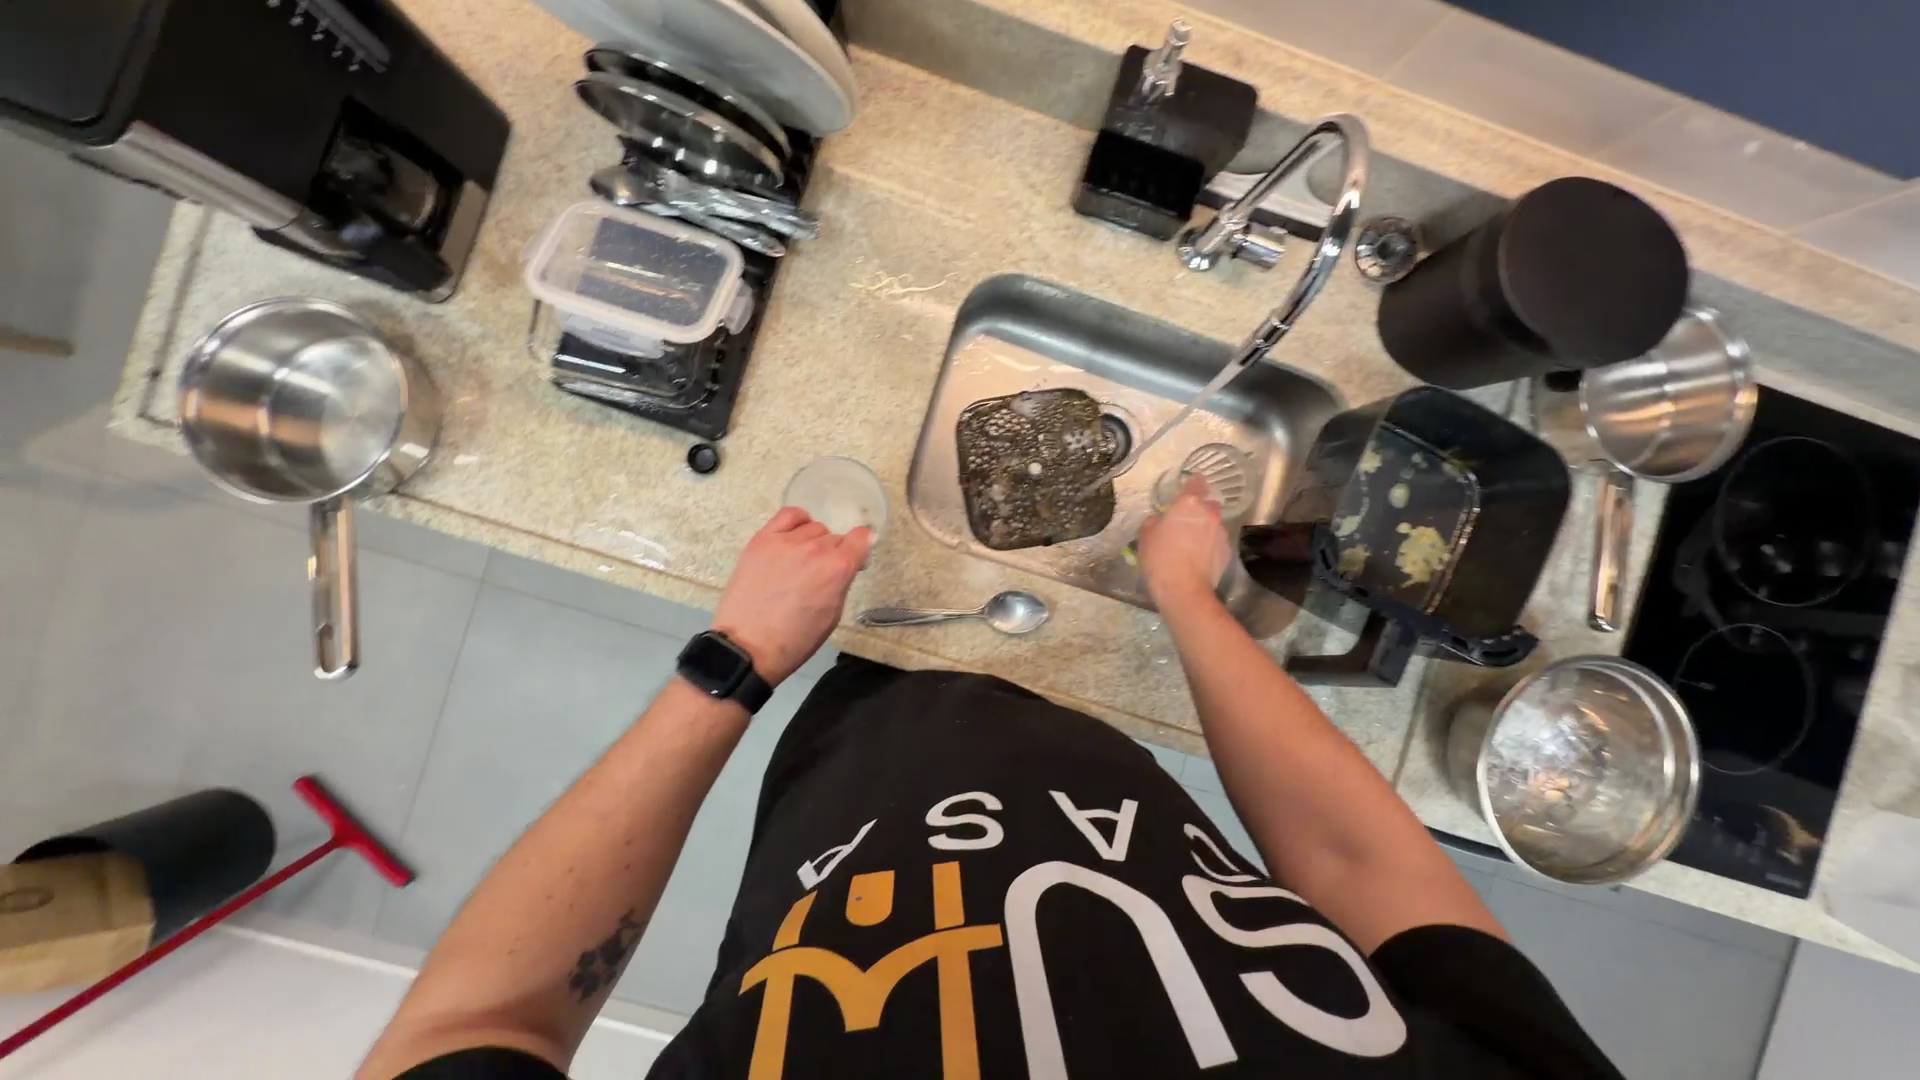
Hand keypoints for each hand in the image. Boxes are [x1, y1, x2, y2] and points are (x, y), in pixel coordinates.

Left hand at [712, 507, 872, 684]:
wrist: (748, 647)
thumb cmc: (795, 640)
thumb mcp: (833, 615)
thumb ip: (843, 581)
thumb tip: (849, 562)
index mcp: (838, 569)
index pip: (862, 538)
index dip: (860, 548)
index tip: (854, 558)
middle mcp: (816, 548)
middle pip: (835, 538)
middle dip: (834, 554)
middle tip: (818, 575)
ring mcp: (786, 542)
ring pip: (813, 528)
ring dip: (813, 542)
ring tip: (800, 562)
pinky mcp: (762, 540)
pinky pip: (788, 516)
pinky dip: (797, 522)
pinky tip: (793, 537)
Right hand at [1136, 476, 1232, 608]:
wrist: (1183, 589)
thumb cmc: (1160, 558)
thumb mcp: (1146, 536)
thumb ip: (1154, 521)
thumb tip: (1161, 520)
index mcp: (1188, 504)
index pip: (1196, 484)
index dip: (1194, 483)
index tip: (1192, 485)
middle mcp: (1209, 513)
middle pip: (1208, 504)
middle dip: (1200, 509)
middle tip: (1186, 521)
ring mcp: (1221, 532)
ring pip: (1214, 523)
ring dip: (1205, 528)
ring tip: (1192, 543)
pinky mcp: (1227, 550)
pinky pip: (1217, 541)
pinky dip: (1210, 545)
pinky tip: (1199, 557)